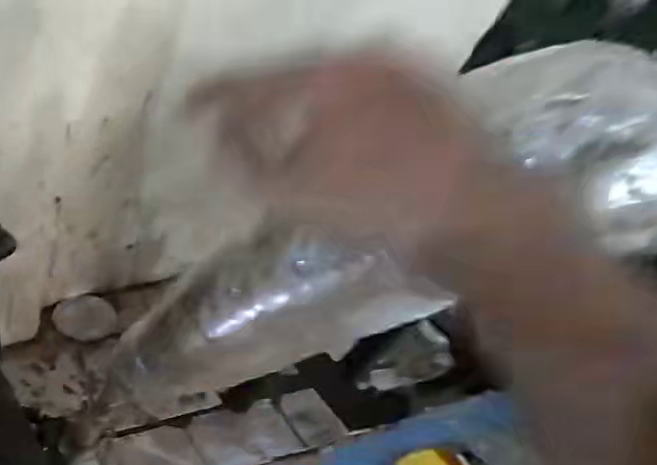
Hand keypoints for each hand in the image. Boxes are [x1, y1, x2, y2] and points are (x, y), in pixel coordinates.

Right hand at [186, 51, 577, 267]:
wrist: (471, 214)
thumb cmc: (374, 203)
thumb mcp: (291, 192)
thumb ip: (244, 161)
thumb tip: (218, 135)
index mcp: (330, 73)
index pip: (255, 78)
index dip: (214, 94)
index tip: (185, 106)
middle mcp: (367, 57)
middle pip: (293, 73)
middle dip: (255, 97)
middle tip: (223, 117)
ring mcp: (402, 73)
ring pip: (326, 84)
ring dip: (290, 107)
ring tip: (264, 128)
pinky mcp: (424, 99)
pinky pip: (353, 96)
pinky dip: (323, 114)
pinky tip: (315, 137)